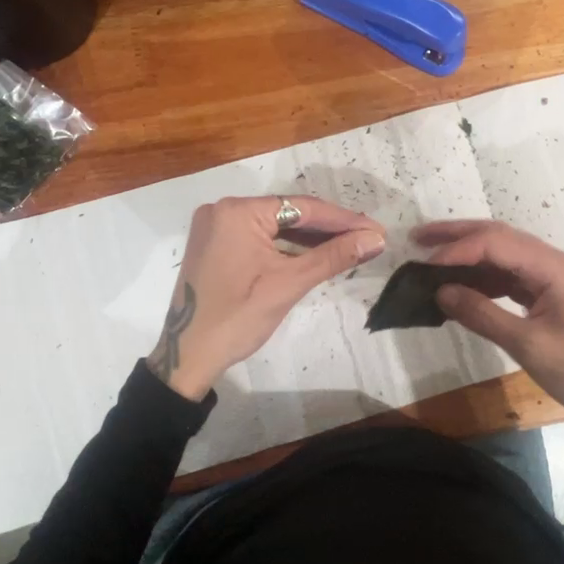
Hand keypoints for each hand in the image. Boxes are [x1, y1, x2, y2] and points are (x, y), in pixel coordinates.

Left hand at [148, 196, 385, 399]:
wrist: (188, 355)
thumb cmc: (238, 318)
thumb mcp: (289, 284)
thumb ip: (333, 256)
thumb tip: (375, 239)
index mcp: (237, 212)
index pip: (301, 208)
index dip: (342, 220)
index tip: (376, 229)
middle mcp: (223, 210)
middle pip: (287, 214)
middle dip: (328, 228)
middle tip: (367, 238)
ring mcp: (215, 228)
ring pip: (273, 227)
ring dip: (308, 238)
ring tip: (349, 246)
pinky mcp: (214, 246)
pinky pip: (258, 238)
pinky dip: (285, 248)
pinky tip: (313, 255)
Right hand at [413, 220, 563, 464]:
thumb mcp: (529, 346)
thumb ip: (483, 315)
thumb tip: (441, 291)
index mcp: (557, 268)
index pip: (498, 243)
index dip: (458, 250)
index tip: (423, 265)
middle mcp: (557, 264)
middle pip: (502, 237)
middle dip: (459, 236)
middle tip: (418, 239)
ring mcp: (557, 279)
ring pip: (507, 255)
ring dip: (470, 256)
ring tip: (431, 260)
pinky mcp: (555, 296)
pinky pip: (514, 277)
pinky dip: (486, 279)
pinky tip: (461, 286)